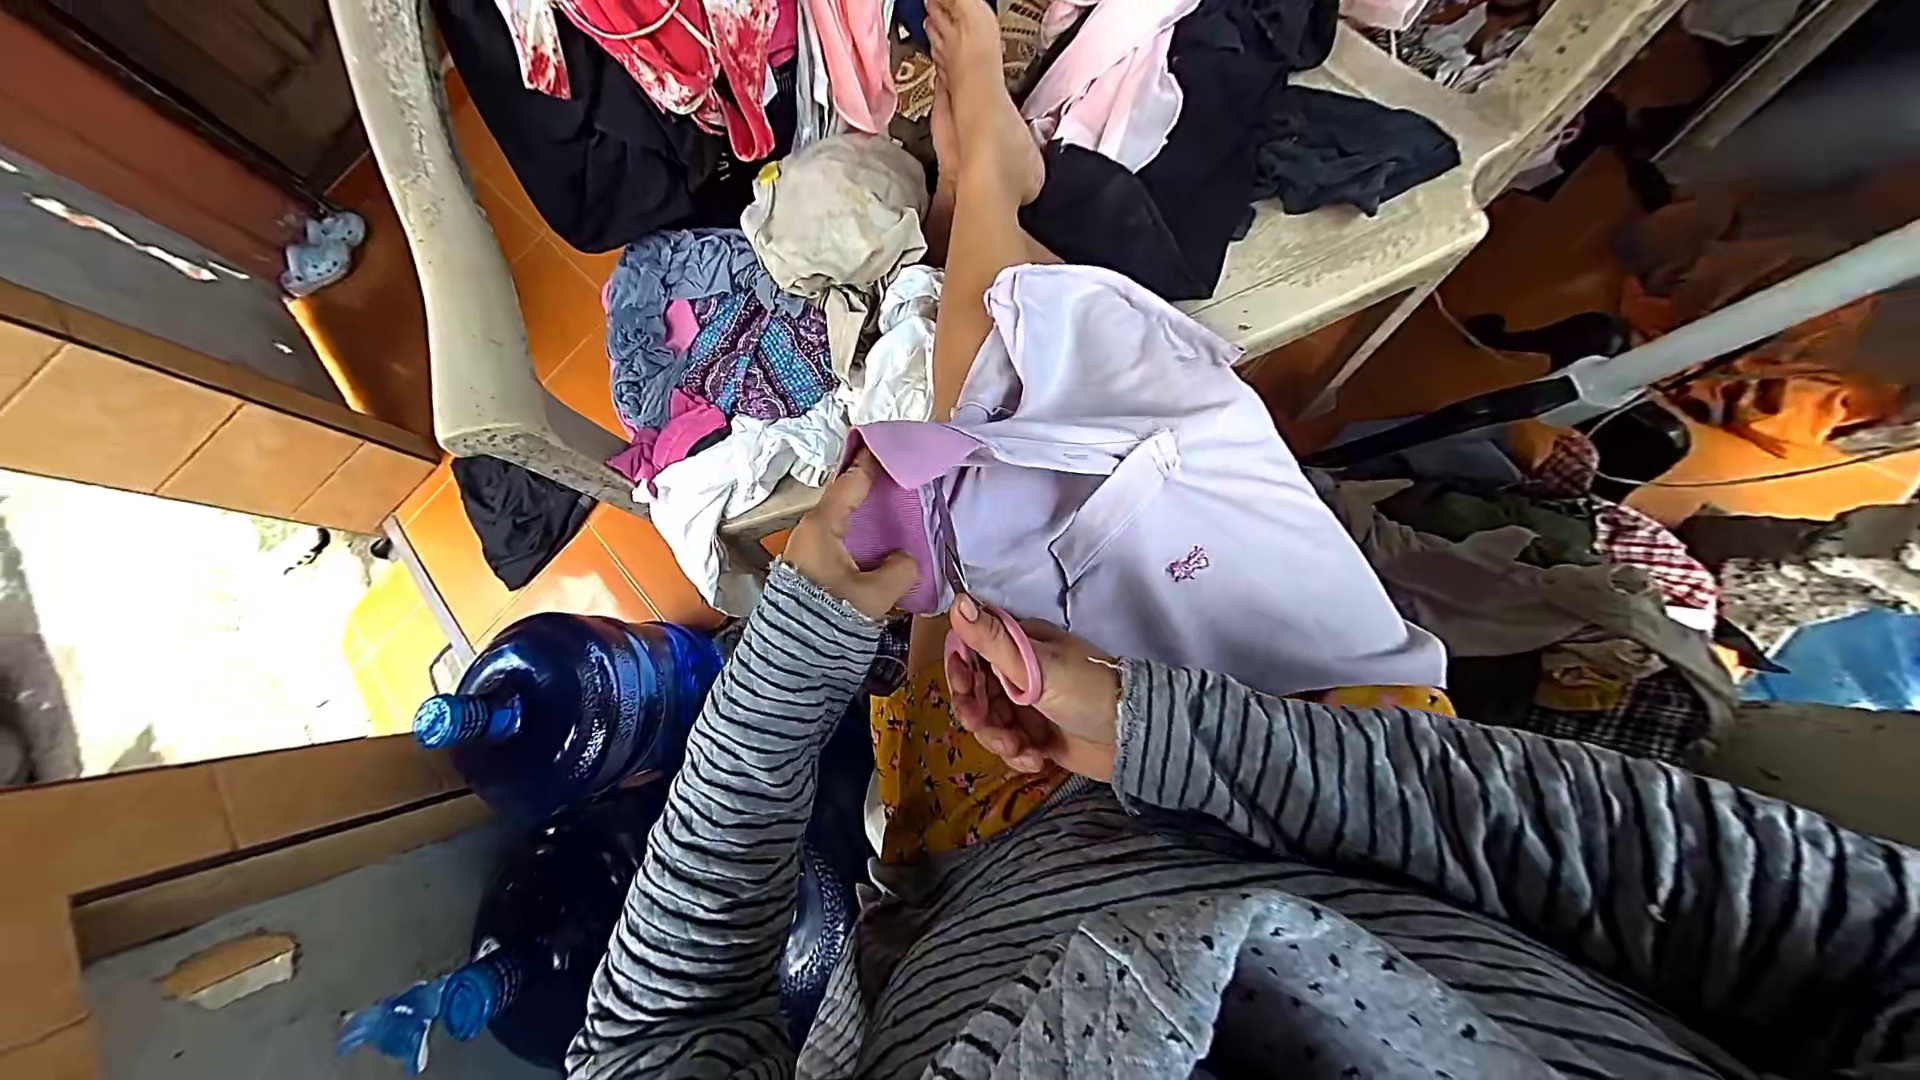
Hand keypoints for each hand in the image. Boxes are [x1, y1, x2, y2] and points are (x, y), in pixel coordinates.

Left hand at [783, 451, 919, 618]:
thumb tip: (902, 559)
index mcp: (823, 526)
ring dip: (862, 514)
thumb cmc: (830, 615)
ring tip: (888, 509)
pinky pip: (837, 539)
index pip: (850, 484)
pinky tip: (873, 542)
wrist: (792, 654)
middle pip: (843, 499)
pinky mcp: (807, 567)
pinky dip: (856, 533)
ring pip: (840, 521)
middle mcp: (809, 531)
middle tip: (893, 476)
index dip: (870, 464)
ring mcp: (805, 548)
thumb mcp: (875, 594)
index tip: (885, 446)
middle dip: (867, 487)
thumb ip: (900, 569)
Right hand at [946, 598, 1122, 780]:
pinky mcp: (1037, 735)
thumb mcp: (1035, 663)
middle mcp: (1019, 673)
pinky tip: (1037, 758)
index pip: (972, 653)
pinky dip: (1017, 754)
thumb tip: (958, 601)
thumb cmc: (1084, 689)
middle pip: (975, 693)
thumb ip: (991, 638)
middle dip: (978, 715)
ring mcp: (1028, 706)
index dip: (960, 672)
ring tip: (1022, 749)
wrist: (1132, 738)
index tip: (963, 689)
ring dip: (999, 739)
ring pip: (989, 722)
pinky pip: (1008, 745)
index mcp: (1018, 647)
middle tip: (991, 729)